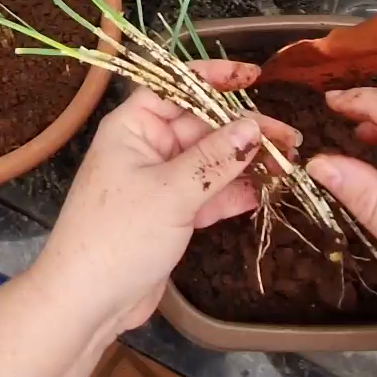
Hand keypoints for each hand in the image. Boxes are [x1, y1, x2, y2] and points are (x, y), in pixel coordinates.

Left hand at [31, 60, 297, 331]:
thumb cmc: (118, 235)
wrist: (87, 300)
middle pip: (200, 125)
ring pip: (209, 160)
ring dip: (245, 162)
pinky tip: (267, 192)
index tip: (253, 76)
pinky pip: (208, 192)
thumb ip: (215, 159)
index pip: (175, 87)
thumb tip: (254, 126)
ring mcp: (159, 180)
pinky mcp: (171, 212)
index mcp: (133, 126)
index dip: (212, 77)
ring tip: (289, 164)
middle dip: (241, 129)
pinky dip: (234, 192)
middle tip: (289, 137)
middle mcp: (146, 146)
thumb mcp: (171, 192)